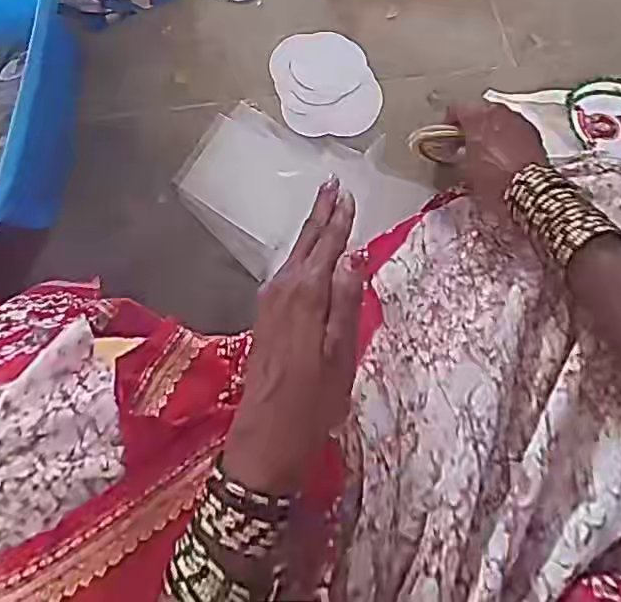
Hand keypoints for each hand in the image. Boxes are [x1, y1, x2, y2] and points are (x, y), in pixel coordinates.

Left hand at [221, 177, 362, 494]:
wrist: (265, 438)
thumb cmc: (314, 399)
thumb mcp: (341, 352)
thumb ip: (346, 299)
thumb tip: (354, 254)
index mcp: (307, 293)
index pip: (328, 245)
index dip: (340, 218)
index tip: (348, 192)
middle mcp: (284, 288)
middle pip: (307, 241)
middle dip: (321, 211)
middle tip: (332, 183)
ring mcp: (271, 300)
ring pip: (296, 253)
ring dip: (312, 228)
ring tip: (325, 207)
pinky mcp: (266, 314)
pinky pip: (289, 269)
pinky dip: (303, 251)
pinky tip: (309, 251)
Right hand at [446, 101, 547, 203]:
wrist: (530, 191)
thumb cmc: (492, 181)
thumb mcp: (465, 171)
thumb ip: (458, 155)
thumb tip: (458, 154)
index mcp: (477, 117)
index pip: (456, 108)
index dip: (449, 122)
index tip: (446, 136)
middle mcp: (499, 112)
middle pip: (480, 111)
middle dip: (472, 125)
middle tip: (465, 143)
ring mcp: (518, 120)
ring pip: (499, 118)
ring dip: (491, 130)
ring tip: (486, 149)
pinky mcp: (533, 133)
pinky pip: (514, 128)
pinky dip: (507, 137)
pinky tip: (504, 154)